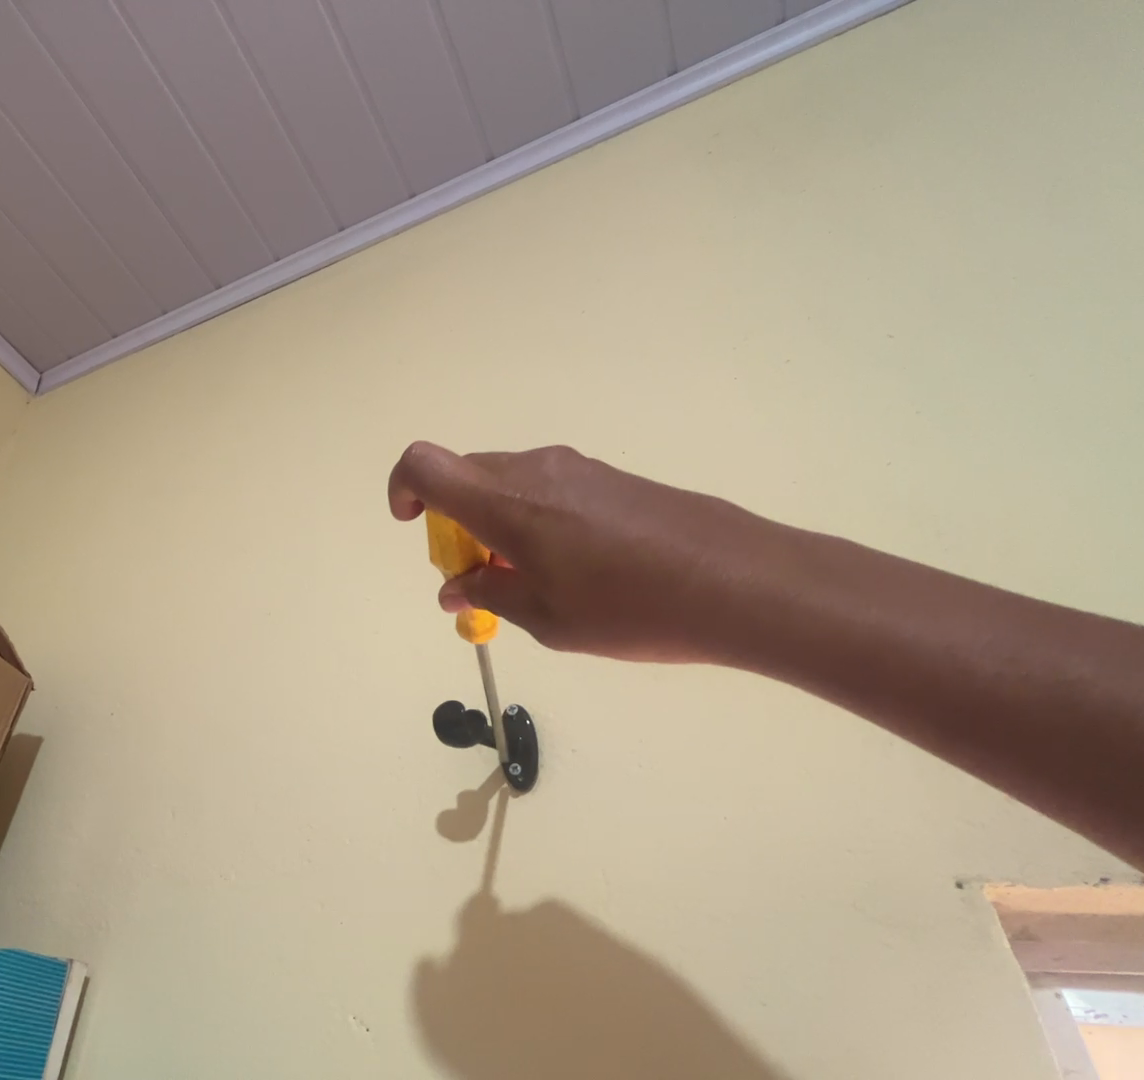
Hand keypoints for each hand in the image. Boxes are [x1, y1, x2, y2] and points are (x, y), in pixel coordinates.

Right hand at [388, 441, 781, 663]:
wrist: (740, 582)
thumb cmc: (631, 608)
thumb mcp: (547, 619)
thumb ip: (490, 594)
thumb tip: (456, 588)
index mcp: (506, 503)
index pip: (425, 464)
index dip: (403, 489)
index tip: (415, 527)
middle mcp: (533, 471)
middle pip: (464, 478)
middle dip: (454, 526)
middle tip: (481, 579)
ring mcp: (574, 468)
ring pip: (505, 484)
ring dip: (494, 525)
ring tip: (531, 583)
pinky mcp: (606, 477)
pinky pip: (543, 488)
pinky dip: (530, 520)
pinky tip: (572, 569)